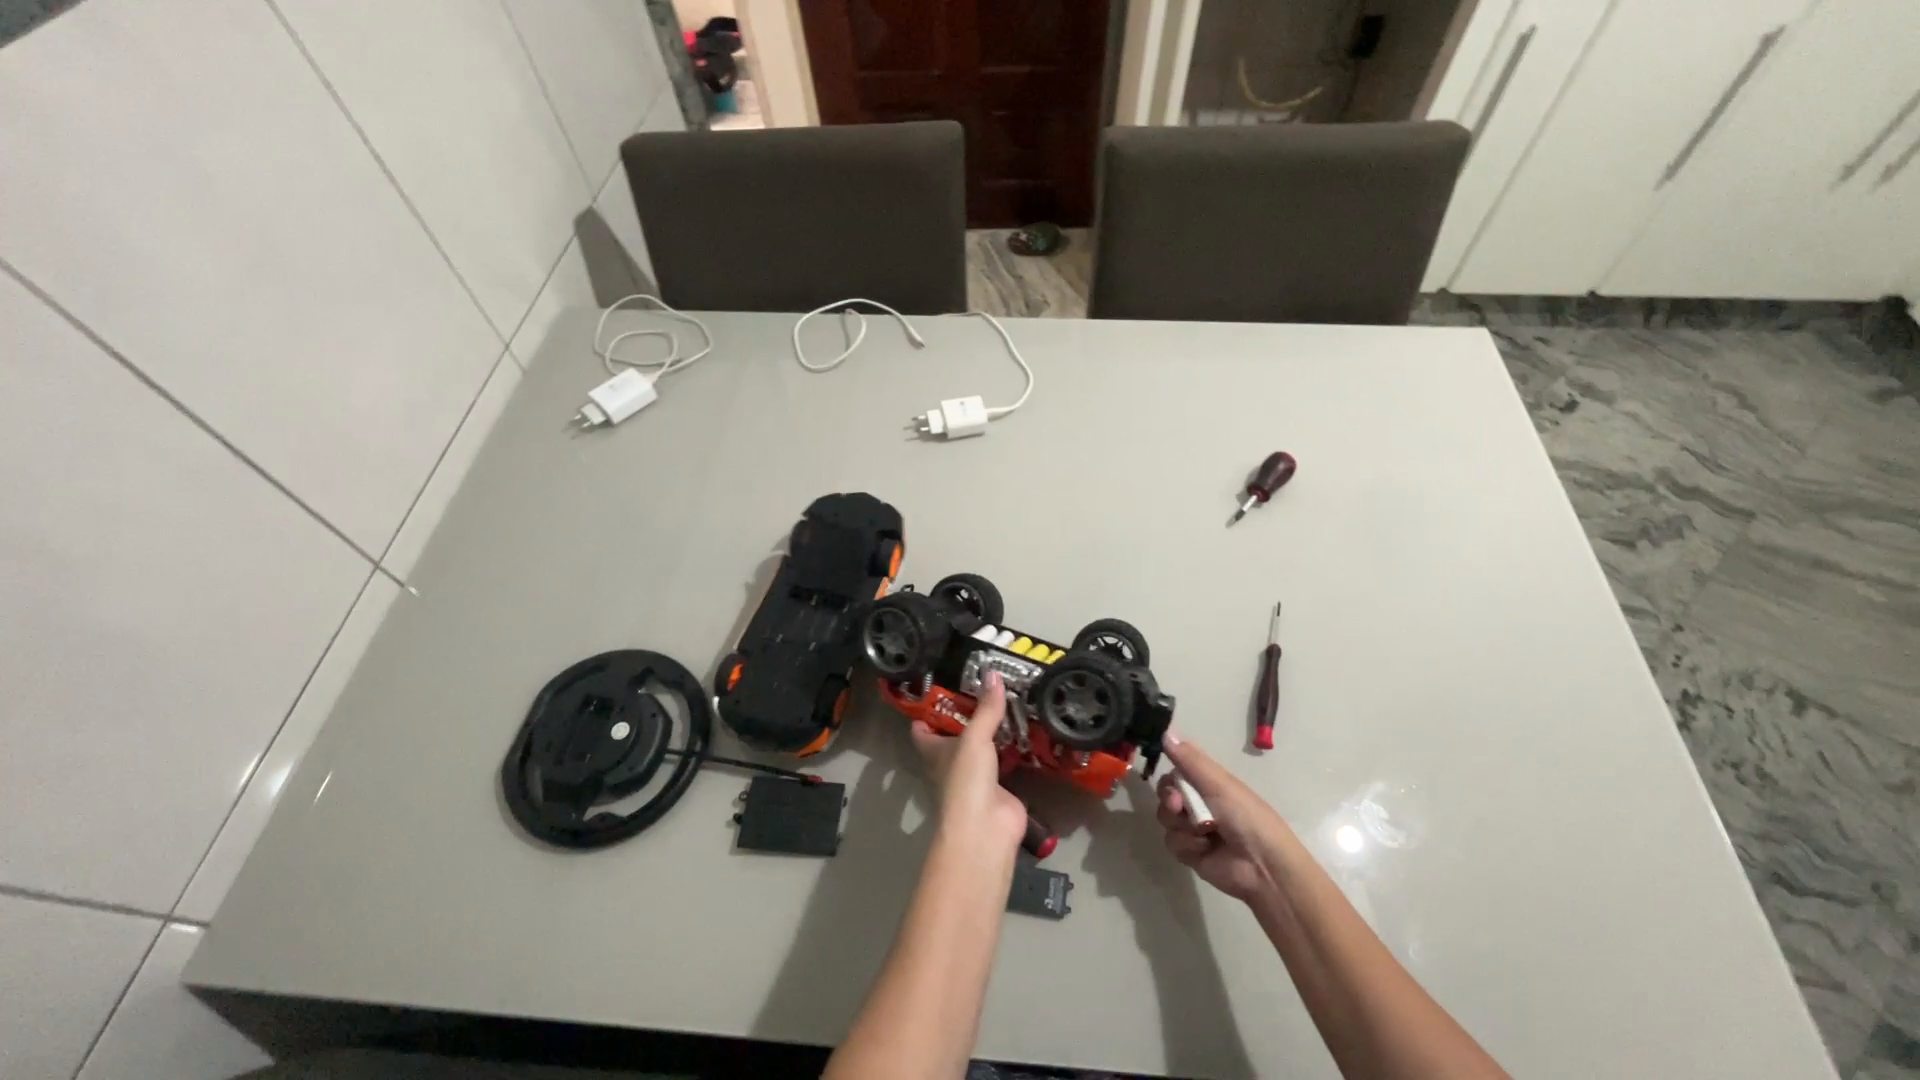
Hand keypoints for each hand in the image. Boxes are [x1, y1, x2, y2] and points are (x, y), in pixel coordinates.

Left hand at [911, 672, 1026, 855]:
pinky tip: (1027, 729)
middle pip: (955, 735)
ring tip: (1011, 700)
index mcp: (933, 750)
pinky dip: (1015, 748)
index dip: (928, 710)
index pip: (922, 728)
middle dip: (968, 715)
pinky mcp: (999, 786)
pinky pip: (1006, 761)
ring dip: (994, 730)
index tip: (943, 686)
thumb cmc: (966, 780)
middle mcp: (951, 762)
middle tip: (987, 687)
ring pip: (982, 747)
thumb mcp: (974, 738)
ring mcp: (975, 776)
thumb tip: (992, 673)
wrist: (986, 828)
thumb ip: (986, 708)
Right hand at [1155, 730, 1291, 903]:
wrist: (1261, 865)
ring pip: (1165, 819)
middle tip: (1179, 807)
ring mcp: (1193, 829)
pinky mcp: (1189, 853)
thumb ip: (1190, 760)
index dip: (1170, 777)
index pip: (1177, 772)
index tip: (1172, 781)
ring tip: (1203, 833)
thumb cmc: (1246, 816)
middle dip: (1170, 800)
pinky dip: (1187, 844)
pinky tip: (1204, 849)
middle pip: (1166, 795)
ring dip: (1181, 825)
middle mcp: (1199, 804)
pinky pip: (1171, 842)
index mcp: (1209, 785)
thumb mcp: (1219, 783)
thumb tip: (1166, 731)